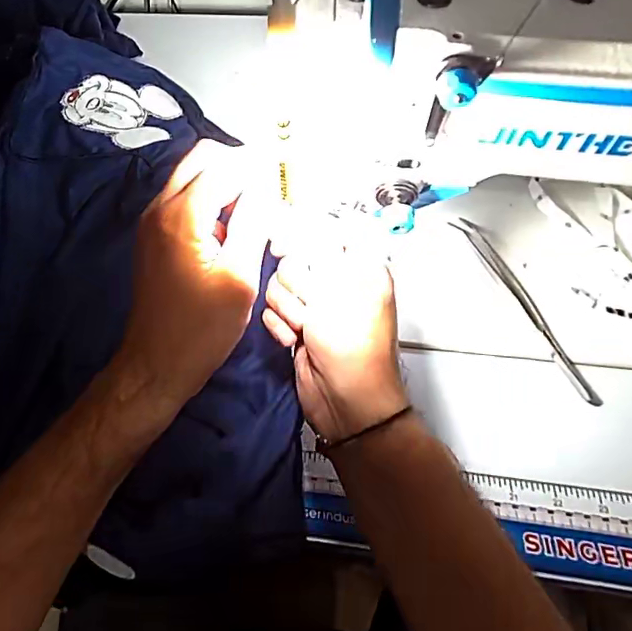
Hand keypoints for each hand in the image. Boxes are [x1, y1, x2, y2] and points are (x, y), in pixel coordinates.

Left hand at [114, 141, 269, 407]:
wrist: (155, 364)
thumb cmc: (201, 329)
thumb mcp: (239, 277)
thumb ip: (253, 224)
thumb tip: (266, 187)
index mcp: (181, 216)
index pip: (225, 167)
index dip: (258, 169)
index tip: (284, 182)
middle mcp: (160, 208)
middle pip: (203, 158)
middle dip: (239, 165)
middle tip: (269, 191)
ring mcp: (152, 220)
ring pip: (192, 175)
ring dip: (224, 181)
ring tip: (255, 209)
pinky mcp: (154, 235)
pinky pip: (184, 197)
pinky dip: (210, 198)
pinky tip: (232, 226)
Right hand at [262, 234, 408, 441]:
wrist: (347, 404)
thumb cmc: (354, 348)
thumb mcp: (337, 291)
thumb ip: (314, 255)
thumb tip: (295, 227)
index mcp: (360, 265)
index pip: (327, 229)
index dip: (303, 234)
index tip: (286, 246)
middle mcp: (338, 280)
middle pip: (295, 256)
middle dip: (296, 283)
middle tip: (310, 306)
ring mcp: (316, 304)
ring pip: (279, 283)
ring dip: (287, 307)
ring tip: (304, 328)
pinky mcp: (296, 324)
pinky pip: (271, 309)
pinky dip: (278, 325)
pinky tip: (292, 341)